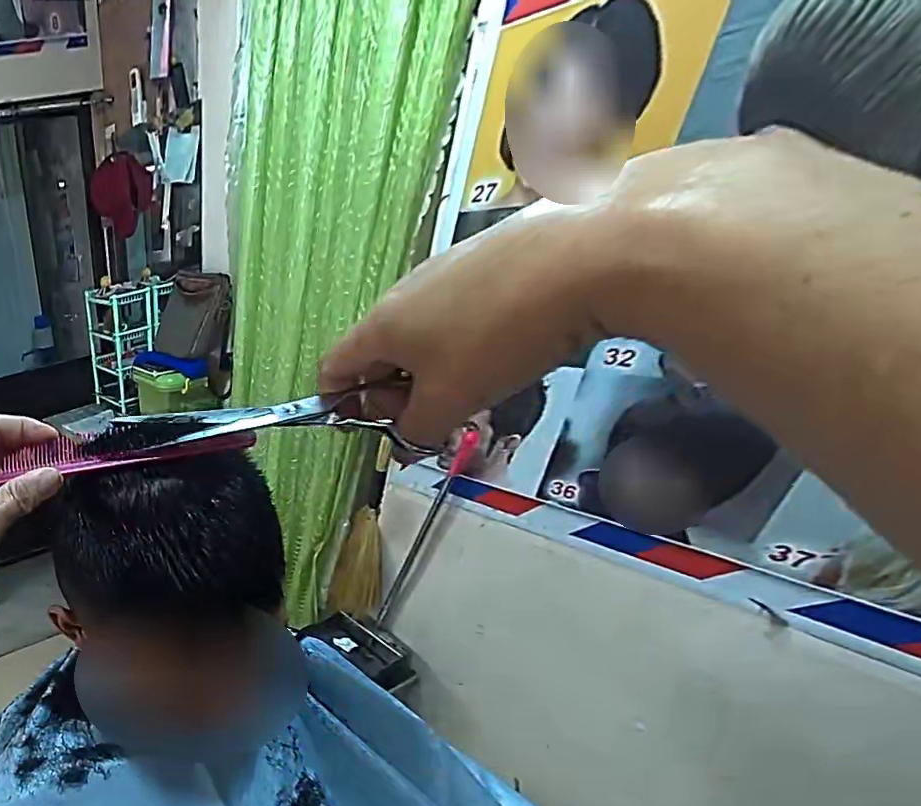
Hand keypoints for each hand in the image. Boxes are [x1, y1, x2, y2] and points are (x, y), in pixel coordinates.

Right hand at [318, 131, 820, 446]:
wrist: (588, 254)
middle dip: (394, 393)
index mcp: (380, 327)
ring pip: (420, 333)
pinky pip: (456, 311)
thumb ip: (415, 429)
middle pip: (377, 354)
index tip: (374, 424)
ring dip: (432, 370)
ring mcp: (444, 269)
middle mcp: (403, 293)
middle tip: (432, 415)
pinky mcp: (486, 257)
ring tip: (476, 386)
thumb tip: (409, 437)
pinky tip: (506, 347)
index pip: (332, 369)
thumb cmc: (498, 337)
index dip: (340, 404)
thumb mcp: (450, 402)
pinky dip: (464, 341)